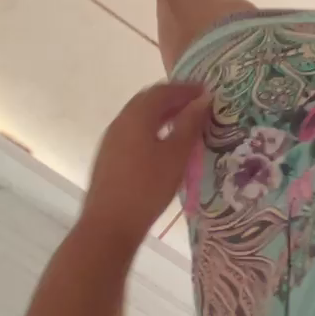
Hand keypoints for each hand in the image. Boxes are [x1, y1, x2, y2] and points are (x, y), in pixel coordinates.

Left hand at [80, 82, 210, 243]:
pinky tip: (163, 142)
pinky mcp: (109, 156)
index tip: (206, 91)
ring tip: (184, 121)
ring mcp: (111, 139)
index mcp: (137, 115)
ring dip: (162, 113)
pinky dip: (151, 126)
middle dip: (173, 98)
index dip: (186, 88)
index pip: (163, 90)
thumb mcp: (176, 154)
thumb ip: (190, 123)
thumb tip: (203, 99)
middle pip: (149, 99)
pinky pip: (133, 130)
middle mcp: (121, 121)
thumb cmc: (147, 188)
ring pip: (139, 115)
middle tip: (196, 103)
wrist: (108, 227)